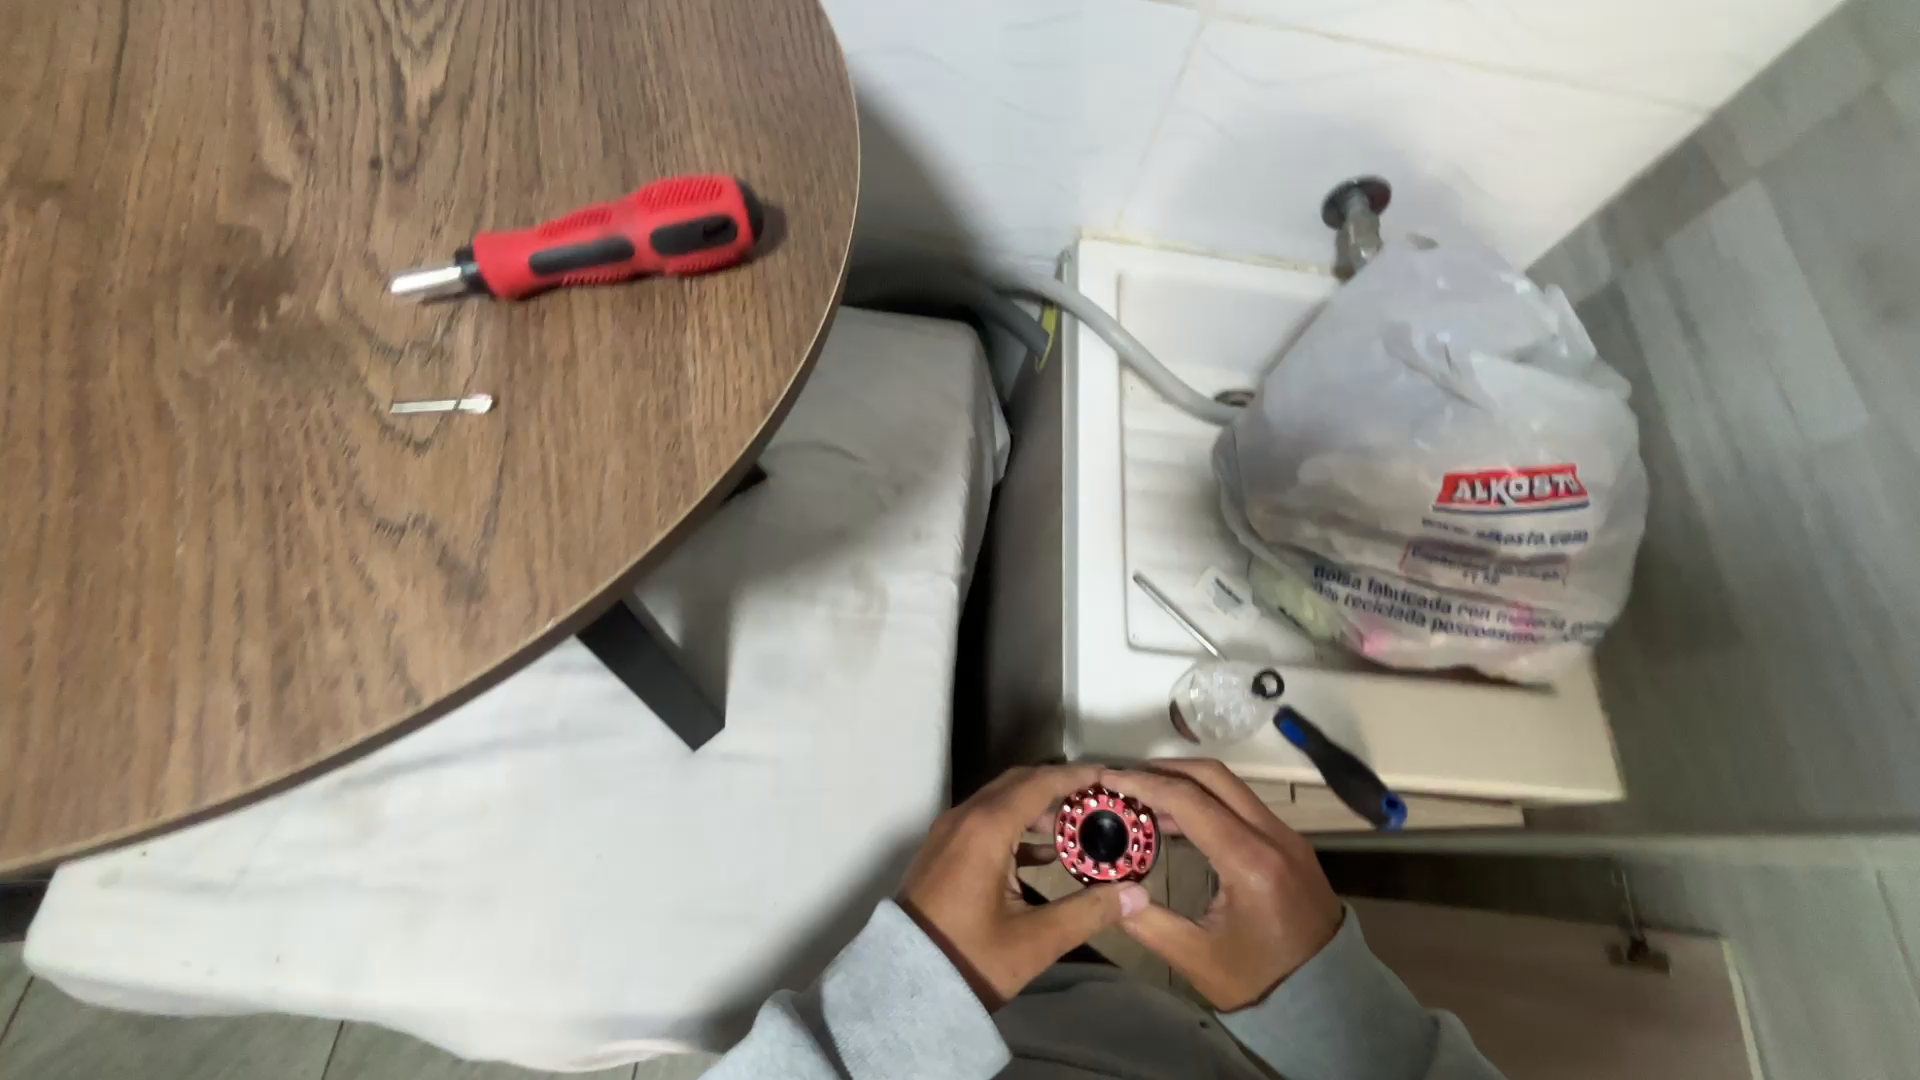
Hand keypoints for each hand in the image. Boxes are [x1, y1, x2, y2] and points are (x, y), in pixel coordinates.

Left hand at [899, 764, 1150, 1008]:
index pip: (1039, 783)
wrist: (902, 987)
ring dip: (1038, 807)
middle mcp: (965, 816)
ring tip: (1080, 826)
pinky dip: (1017, 826)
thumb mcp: (1035, 940)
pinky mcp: (944, 849)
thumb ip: (1089, 912)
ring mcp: (950, 831)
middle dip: (1060, 787)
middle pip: (1019, 784)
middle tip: (1100, 801)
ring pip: (1001, 801)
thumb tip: (1138, 894)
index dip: (1076, 777)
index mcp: (986, 828)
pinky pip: (986, 821)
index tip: (1110, 778)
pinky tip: (1046, 853)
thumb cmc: (968, 958)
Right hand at [1100, 760, 1342, 1010]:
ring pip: (1229, 785)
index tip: (1108, 778)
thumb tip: (1107, 889)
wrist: (1331, 1003)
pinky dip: (1205, 799)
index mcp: (1250, 861)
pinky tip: (1177, 818)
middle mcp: (1273, 835)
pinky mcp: (1289, 843)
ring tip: (1142, 796)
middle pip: (1212, 775)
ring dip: (1185, 781)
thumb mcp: (1196, 958)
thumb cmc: (1261, 982)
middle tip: (1124, 778)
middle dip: (1163, 769)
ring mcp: (1286, 835)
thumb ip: (1146, 920)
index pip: (1188, 800)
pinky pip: (1241, 804)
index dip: (1143, 783)